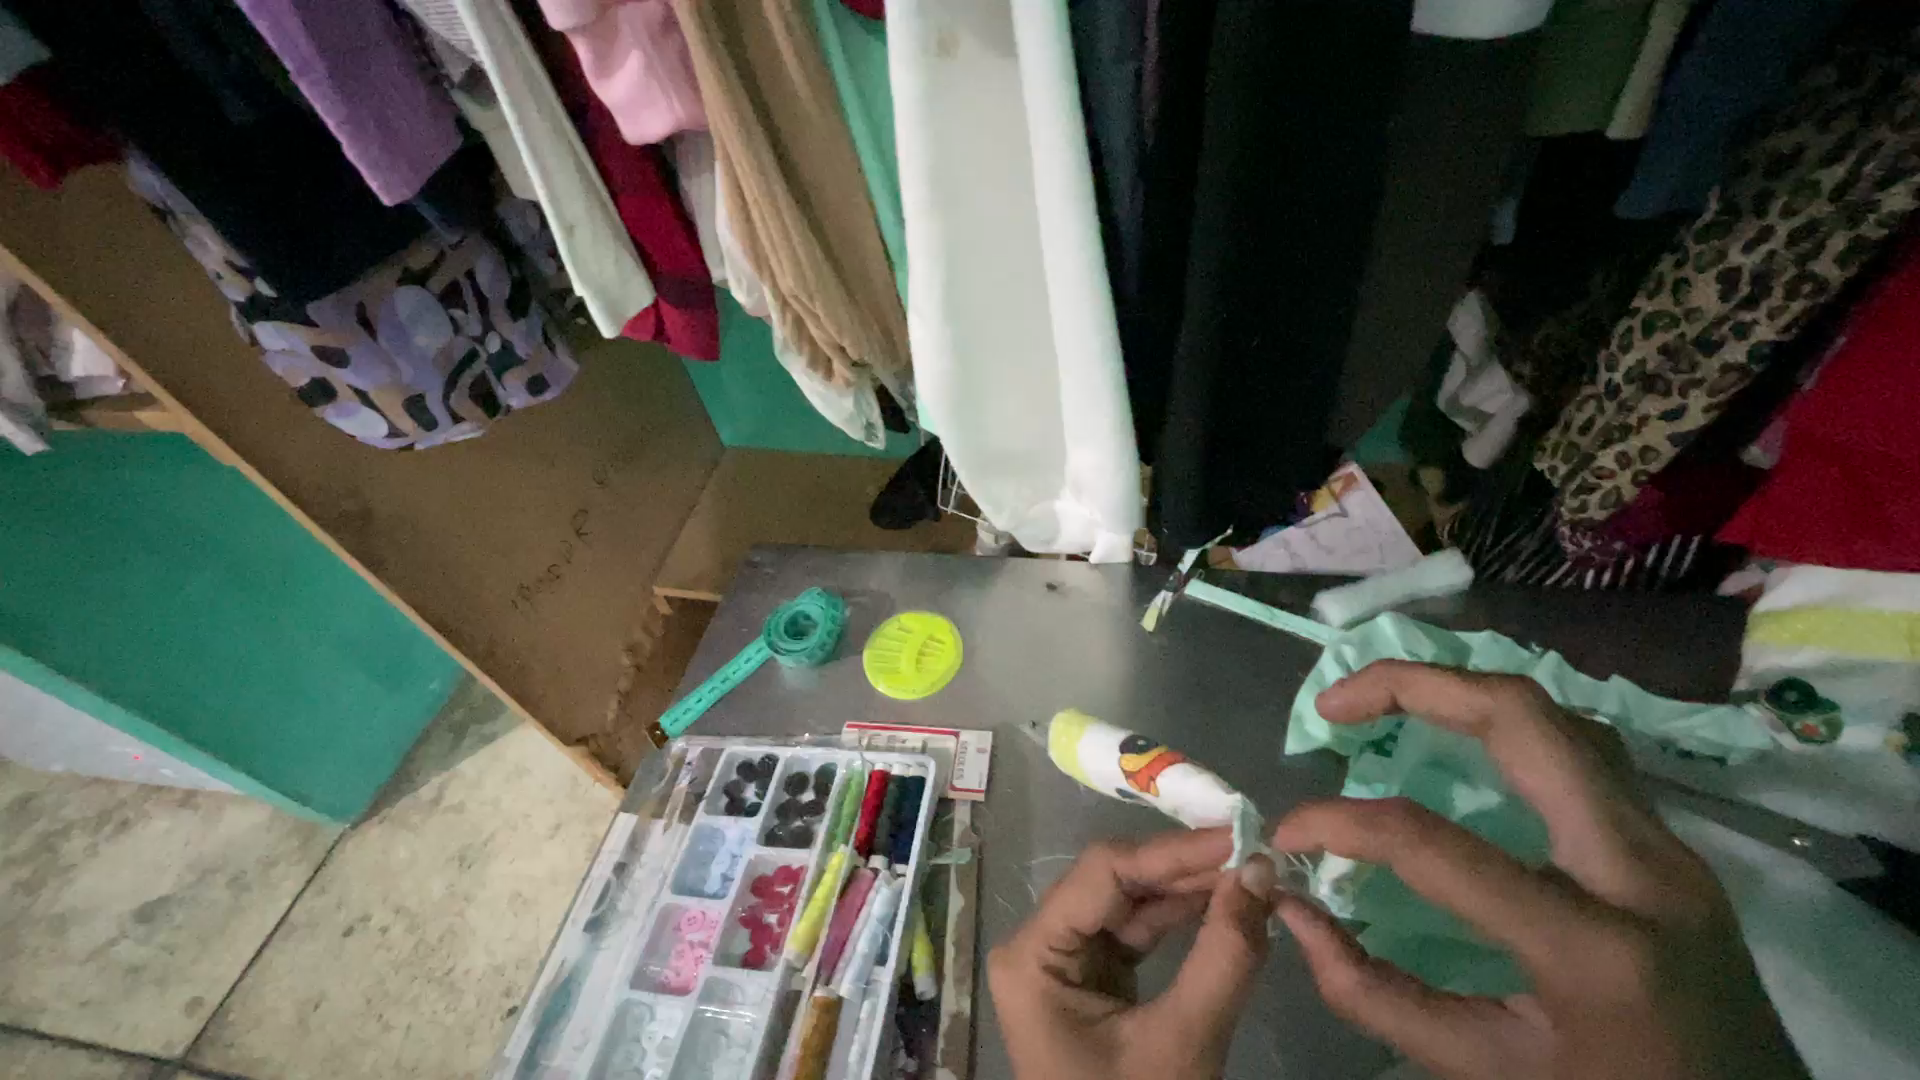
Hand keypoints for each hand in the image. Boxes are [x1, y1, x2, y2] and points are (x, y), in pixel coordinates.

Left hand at [989, 828, 1278, 1079]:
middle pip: (1114, 882)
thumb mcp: (1183, 1044)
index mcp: (1032, 953)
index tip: (1236, 835)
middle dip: (1184, 868)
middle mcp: (1038, 943)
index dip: (1172, 850)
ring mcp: (1063, 958)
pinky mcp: (1091, 977)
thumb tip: (1262, 872)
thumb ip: (1223, 956)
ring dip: (1188, 890)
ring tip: (1248, 872)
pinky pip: (1135, 933)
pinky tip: (1223, 903)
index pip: (1103, 873)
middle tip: (1252, 850)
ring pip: (1128, 903)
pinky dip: (1180, 920)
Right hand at [1272, 660, 1808, 1079]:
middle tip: (1334, 705)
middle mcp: (1640, 870)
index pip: (1430, 843)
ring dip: (1460, 691)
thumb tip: (1293, 908)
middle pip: (1522, 719)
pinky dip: (1504, 723)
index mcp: (1591, 945)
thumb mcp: (1485, 1075)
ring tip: (1387, 701)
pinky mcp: (1671, 846)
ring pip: (1559, 718)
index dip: (1337, 823)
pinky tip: (1460, 736)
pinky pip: (1581, 749)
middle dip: (1411, 686)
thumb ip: (1372, 992)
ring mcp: (1670, 848)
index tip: (1289, 834)